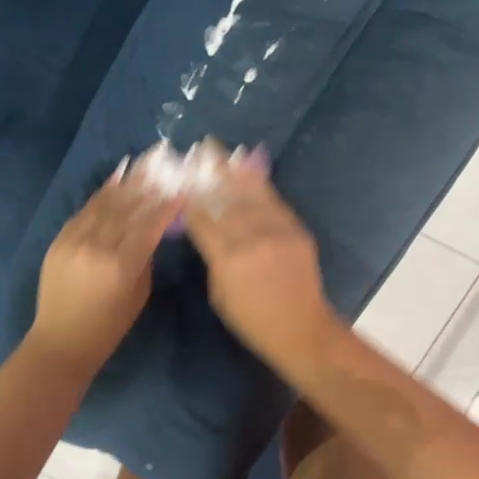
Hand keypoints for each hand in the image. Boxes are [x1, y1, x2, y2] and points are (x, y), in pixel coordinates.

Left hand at [29, 175, 181, 369]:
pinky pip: (85, 209)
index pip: (149, 224)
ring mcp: (74, 240)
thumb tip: (155, 227)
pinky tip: (118, 177)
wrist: (61, 341)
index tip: (183, 188)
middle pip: (128, 207)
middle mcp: (97, 247)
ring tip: (145, 163)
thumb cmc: (109, 326)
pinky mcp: (60, 239)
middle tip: (167, 165)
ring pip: (106, 203)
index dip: (167, 204)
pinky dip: (103, 192)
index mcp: (121, 264)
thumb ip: (146, 257)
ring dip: (128, 182)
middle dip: (149, 185)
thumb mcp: (139, 294)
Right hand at [184, 156, 338, 361]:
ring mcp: (277, 230)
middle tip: (197, 151)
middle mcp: (252, 237)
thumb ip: (211, 257)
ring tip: (218, 150)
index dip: (188, 198)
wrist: (301, 328)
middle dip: (209, 174)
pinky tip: (246, 168)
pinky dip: (258, 183)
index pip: (202, 218)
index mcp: (228, 257)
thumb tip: (204, 230)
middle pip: (225, 198)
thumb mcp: (218, 294)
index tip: (177, 181)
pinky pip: (273, 201)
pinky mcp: (295, 229)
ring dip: (232, 170)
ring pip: (250, 193)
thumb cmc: (251, 320)